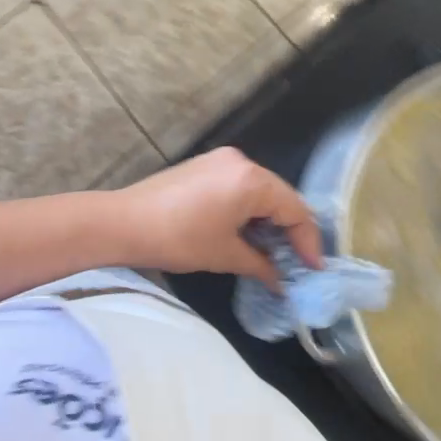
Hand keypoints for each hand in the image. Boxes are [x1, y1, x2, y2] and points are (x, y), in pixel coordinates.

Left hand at [113, 148, 322, 284]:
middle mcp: (240, 161)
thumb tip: (281, 280)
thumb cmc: (180, 238)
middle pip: (280, 196)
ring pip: (260, 191)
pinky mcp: (204, 166)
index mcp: (250, 179)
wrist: (126, 222)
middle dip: (291, 230)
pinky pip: (240, 186)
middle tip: (298, 264)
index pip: (295, 209)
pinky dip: (249, 210)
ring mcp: (220, 160)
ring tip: (275, 255)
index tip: (314, 271)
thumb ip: (261, 264)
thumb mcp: (225, 254)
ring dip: (270, 221)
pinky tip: (249, 235)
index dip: (308, 241)